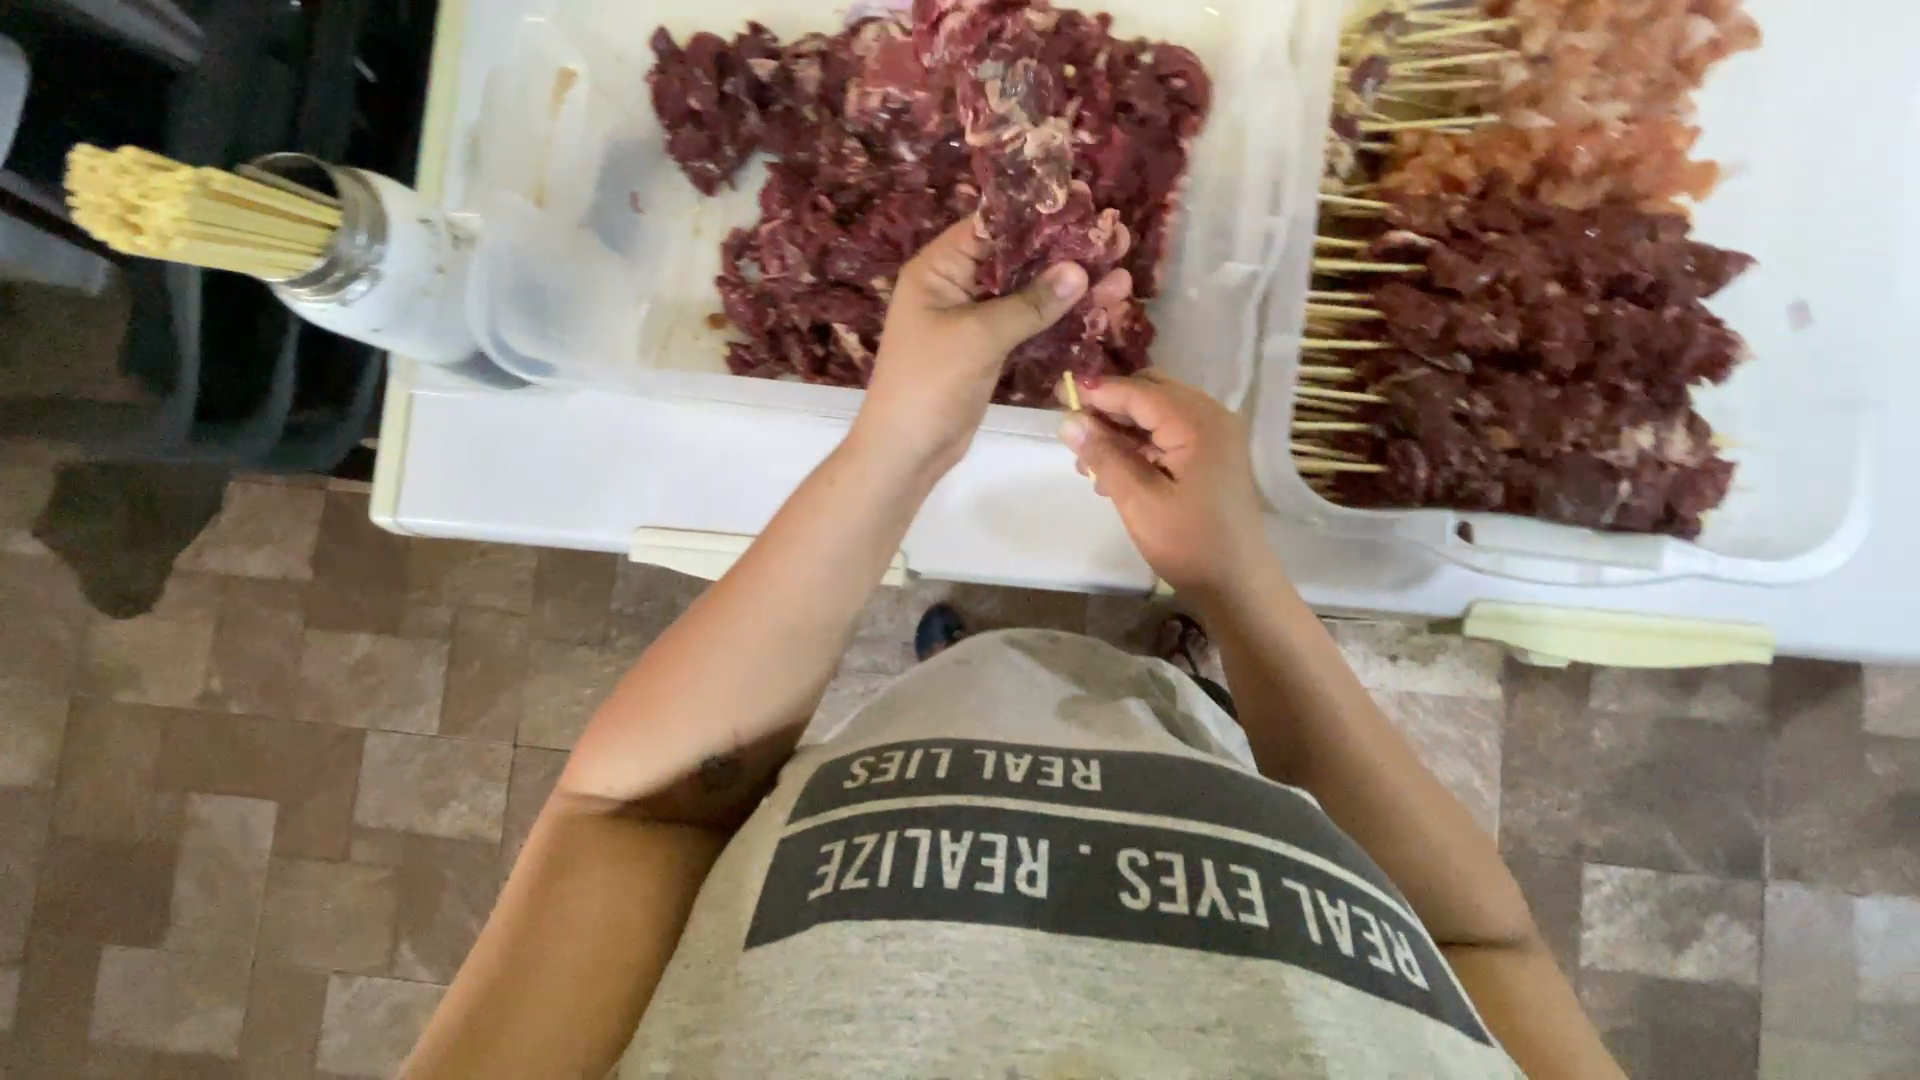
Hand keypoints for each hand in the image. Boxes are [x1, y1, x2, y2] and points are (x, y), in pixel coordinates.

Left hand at [854, 217, 1130, 477]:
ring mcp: (975, 321)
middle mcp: (957, 287)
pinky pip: (1030, 327)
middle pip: (1018, 258)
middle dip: (1067, 253)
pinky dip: (1061, 322)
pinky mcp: (990, 351)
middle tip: (1119, 239)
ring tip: (1122, 281)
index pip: (992, 226)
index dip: (1039, 215)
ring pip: (1030, 295)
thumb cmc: (929, 384)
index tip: (1086, 206)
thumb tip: (1079, 270)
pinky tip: (1100, 314)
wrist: (907, 450)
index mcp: (939, 269)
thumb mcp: (978, 337)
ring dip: (1073, 290)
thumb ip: (1029, 303)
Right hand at [1057, 372, 1275, 596]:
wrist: (1236, 584)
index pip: (1140, 392)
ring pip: (1158, 413)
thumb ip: (1103, 456)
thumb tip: (1068, 422)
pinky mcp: (1212, 455)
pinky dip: (1140, 444)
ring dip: (1122, 428)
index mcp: (1198, 424)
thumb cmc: (1189, 543)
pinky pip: (1169, 434)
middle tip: (1074, 430)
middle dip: (1111, 407)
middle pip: (1152, 393)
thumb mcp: (1138, 501)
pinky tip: (1113, 472)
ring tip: (1088, 462)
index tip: (1058, 394)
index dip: (1098, 392)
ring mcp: (1215, 436)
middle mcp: (1212, 417)